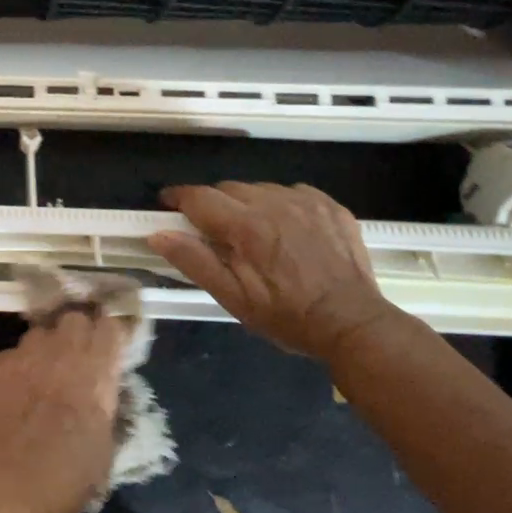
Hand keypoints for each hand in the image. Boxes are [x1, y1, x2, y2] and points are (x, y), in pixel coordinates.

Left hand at [0, 311, 125, 512]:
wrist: (6, 484)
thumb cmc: (68, 474)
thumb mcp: (105, 445)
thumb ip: (105, 408)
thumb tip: (103, 395)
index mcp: (94, 369)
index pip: (108, 327)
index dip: (110, 335)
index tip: (111, 348)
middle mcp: (57, 352)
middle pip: (72, 319)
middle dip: (77, 331)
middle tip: (78, 356)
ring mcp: (19, 357)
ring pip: (36, 334)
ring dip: (44, 348)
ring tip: (42, 374)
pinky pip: (8, 358)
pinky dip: (14, 369)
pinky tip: (12, 394)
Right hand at [146, 182, 398, 362]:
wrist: (353, 323)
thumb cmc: (286, 316)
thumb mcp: (232, 297)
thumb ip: (194, 261)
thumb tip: (158, 234)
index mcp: (246, 226)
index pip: (199, 196)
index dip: (178, 198)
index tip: (167, 205)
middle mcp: (275, 203)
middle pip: (229, 188)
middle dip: (213, 204)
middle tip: (212, 231)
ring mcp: (307, 202)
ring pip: (260, 188)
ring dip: (247, 203)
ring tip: (252, 232)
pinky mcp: (330, 206)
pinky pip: (292, 193)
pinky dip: (279, 205)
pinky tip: (284, 230)